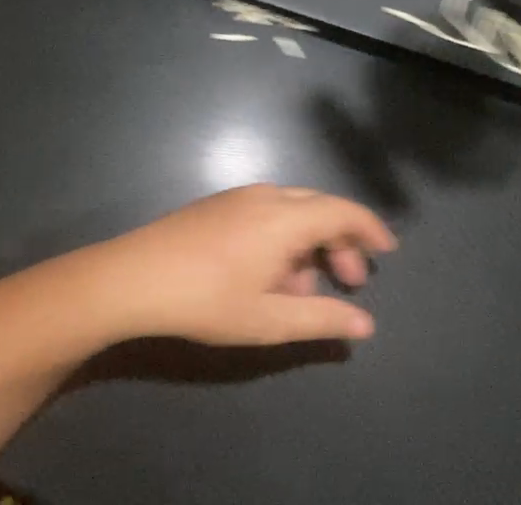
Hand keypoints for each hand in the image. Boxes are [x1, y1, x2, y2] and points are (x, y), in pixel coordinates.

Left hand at [91, 184, 397, 345]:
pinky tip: (267, 275)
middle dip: (340, 241)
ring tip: (302, 288)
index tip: (387, 251)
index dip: (370, 228)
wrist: (134, 278)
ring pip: (289, 210)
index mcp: (284, 217)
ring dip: (308, 242)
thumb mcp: (270, 320)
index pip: (342, 210)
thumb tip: (365, 323)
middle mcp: (263, 196)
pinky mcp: (214, 206)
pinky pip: (263, 212)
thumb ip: (322, 319)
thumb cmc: (207, 300)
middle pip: (317, 206)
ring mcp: (234, 198)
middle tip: (348, 281)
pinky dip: (281, 237)